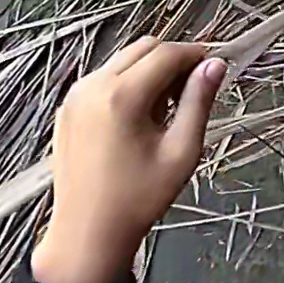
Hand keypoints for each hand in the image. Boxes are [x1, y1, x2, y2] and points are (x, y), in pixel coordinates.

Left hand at [33, 37, 226, 282]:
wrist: (87, 234)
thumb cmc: (140, 198)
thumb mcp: (181, 152)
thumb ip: (199, 102)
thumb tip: (216, 65)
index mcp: (122, 96)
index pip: (166, 54)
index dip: (196, 54)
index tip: (216, 65)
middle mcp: (93, 85)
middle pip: (143, 48)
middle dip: (173, 59)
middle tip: (193, 89)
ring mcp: (75, 94)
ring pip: (122, 60)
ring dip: (150, 70)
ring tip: (167, 108)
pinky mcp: (67, 107)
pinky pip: (104, 78)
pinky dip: (127, 83)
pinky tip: (139, 117)